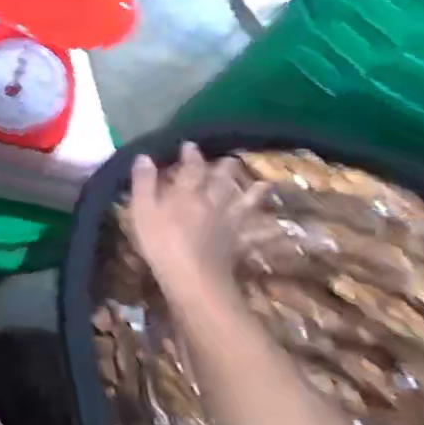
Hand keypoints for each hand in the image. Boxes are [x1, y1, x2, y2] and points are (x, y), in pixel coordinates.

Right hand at [127, 142, 264, 290]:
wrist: (193, 279)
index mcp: (187, 193)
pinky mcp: (238, 245)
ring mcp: (229, 225)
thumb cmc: (160, 243)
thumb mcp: (142, 209)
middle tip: (230, 159)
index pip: (191, 168)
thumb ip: (144, 183)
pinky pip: (258, 236)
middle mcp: (212, 203)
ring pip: (244, 204)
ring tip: (265, 184)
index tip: (189, 145)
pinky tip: (281, 230)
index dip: (191, 156)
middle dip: (224, 169)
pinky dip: (270, 233)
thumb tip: (144, 156)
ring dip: (254, 194)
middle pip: (221, 182)